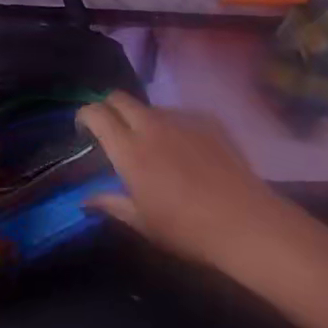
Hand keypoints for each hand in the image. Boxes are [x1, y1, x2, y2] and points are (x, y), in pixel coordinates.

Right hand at [78, 92, 300, 269]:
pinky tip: (186, 152)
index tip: (84, 130)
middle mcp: (152, 125)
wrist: (242, 219)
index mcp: (130, 150)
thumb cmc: (185, 229)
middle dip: (109, 108)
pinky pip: (180, 114)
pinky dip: (173, 126)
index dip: (85, 115)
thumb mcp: (142, 222)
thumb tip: (86, 200)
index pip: (97, 113)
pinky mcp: (208, 119)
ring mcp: (182, 118)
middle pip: (120, 98)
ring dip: (143, 120)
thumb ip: (111, 204)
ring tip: (154, 147)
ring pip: (152, 107)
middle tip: (113, 132)